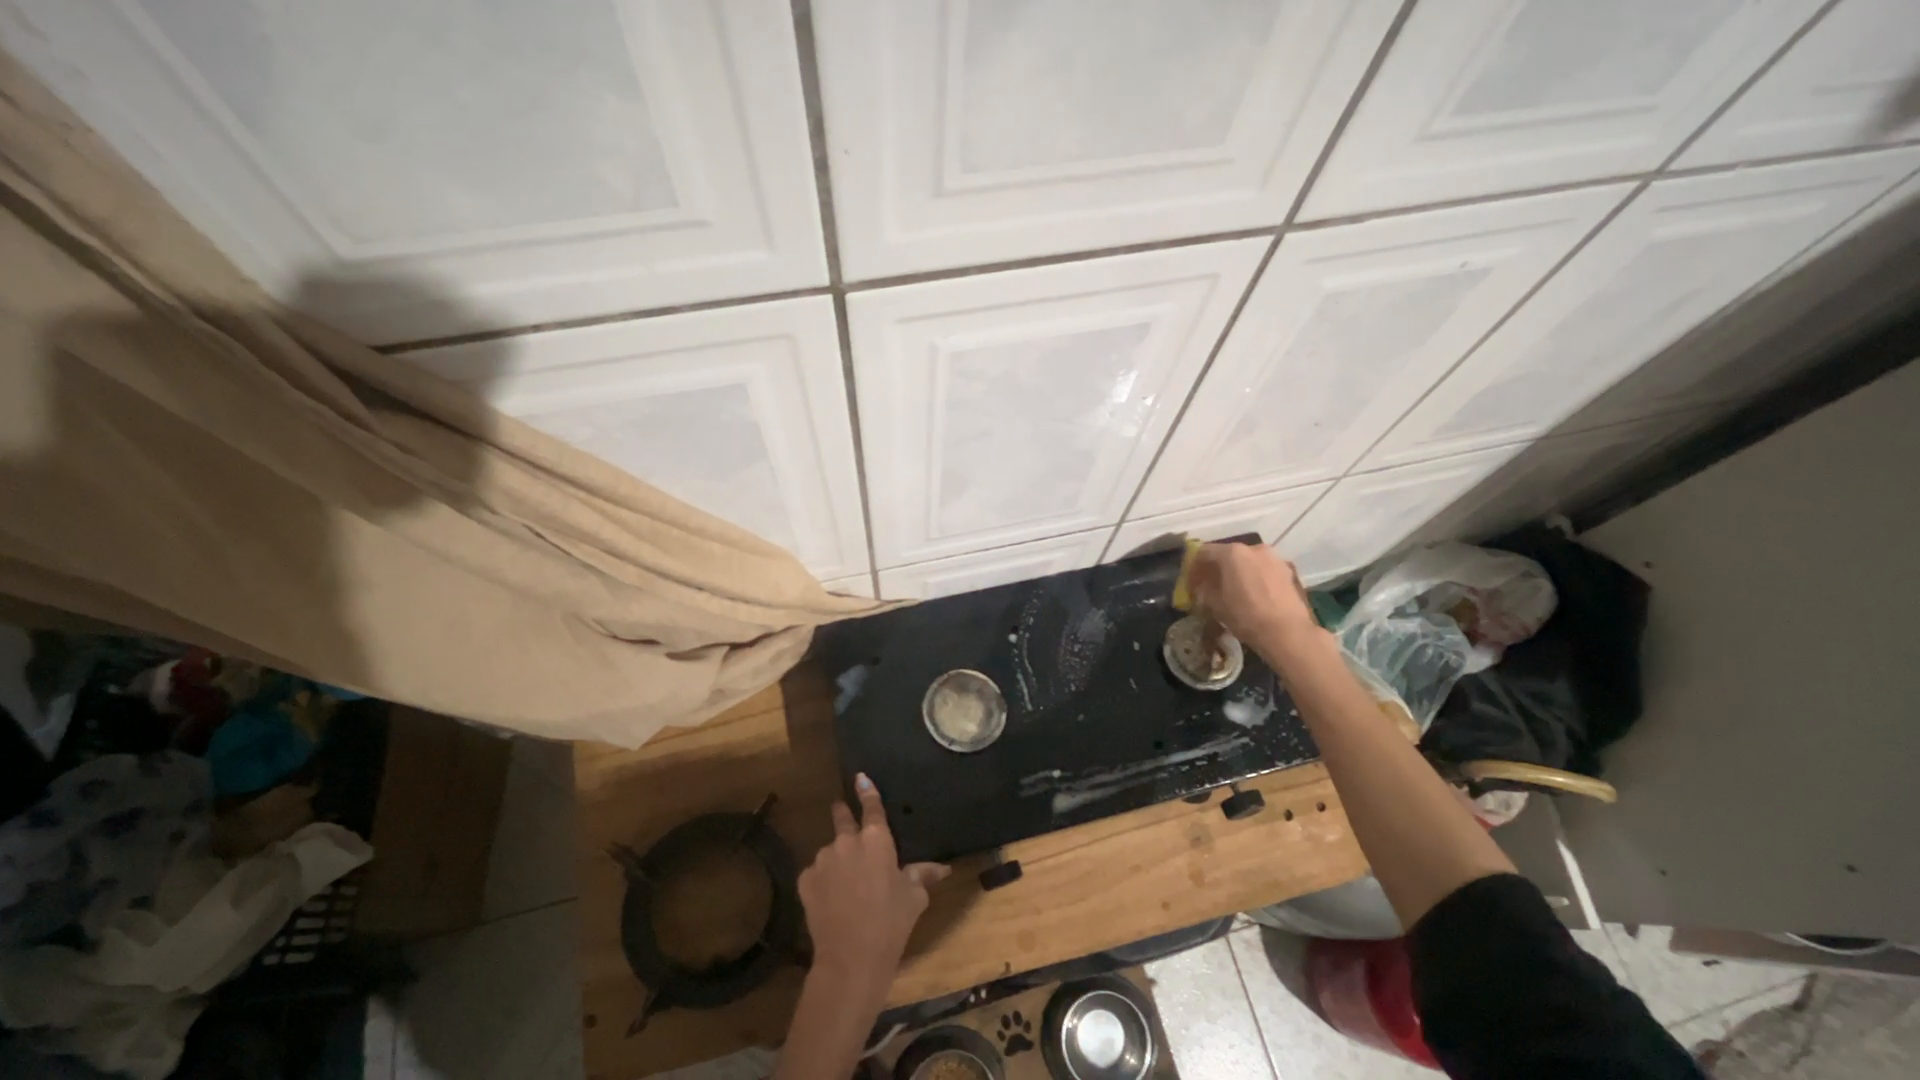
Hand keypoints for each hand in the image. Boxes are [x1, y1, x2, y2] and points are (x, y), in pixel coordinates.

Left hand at [799, 773, 949, 991]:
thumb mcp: (914, 898)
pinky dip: (825, 880)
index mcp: (876, 840)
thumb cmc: (891, 923)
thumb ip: (923, 875)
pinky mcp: (805, 880)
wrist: (851, 958)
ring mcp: (822, 860)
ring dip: (838, 859)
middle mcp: (846, 842)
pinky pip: (818, 873)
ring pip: (831, 852)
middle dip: (843, 813)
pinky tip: (833, 900)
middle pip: (842, 819)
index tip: (860, 777)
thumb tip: (943, 868)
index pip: (871, 807)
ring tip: (847, 885)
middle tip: (842, 811)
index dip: (867, 791)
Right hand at [1189, 543, 1319, 652]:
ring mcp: (1273, 558)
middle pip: (1228, 554)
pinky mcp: (1287, 571)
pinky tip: (1253, 595)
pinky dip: (1254, 578)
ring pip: (1248, 561)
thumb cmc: (1246, 616)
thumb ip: (1205, 591)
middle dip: (1217, 569)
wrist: (1287, 631)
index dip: (1194, 568)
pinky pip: (1263, 570)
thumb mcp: (1216, 606)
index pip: (1204, 552)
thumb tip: (1202, 587)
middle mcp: (1253, 548)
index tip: (1190, 584)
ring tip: (1233, 591)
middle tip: (1210, 587)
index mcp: (1232, 553)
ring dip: (1237, 573)